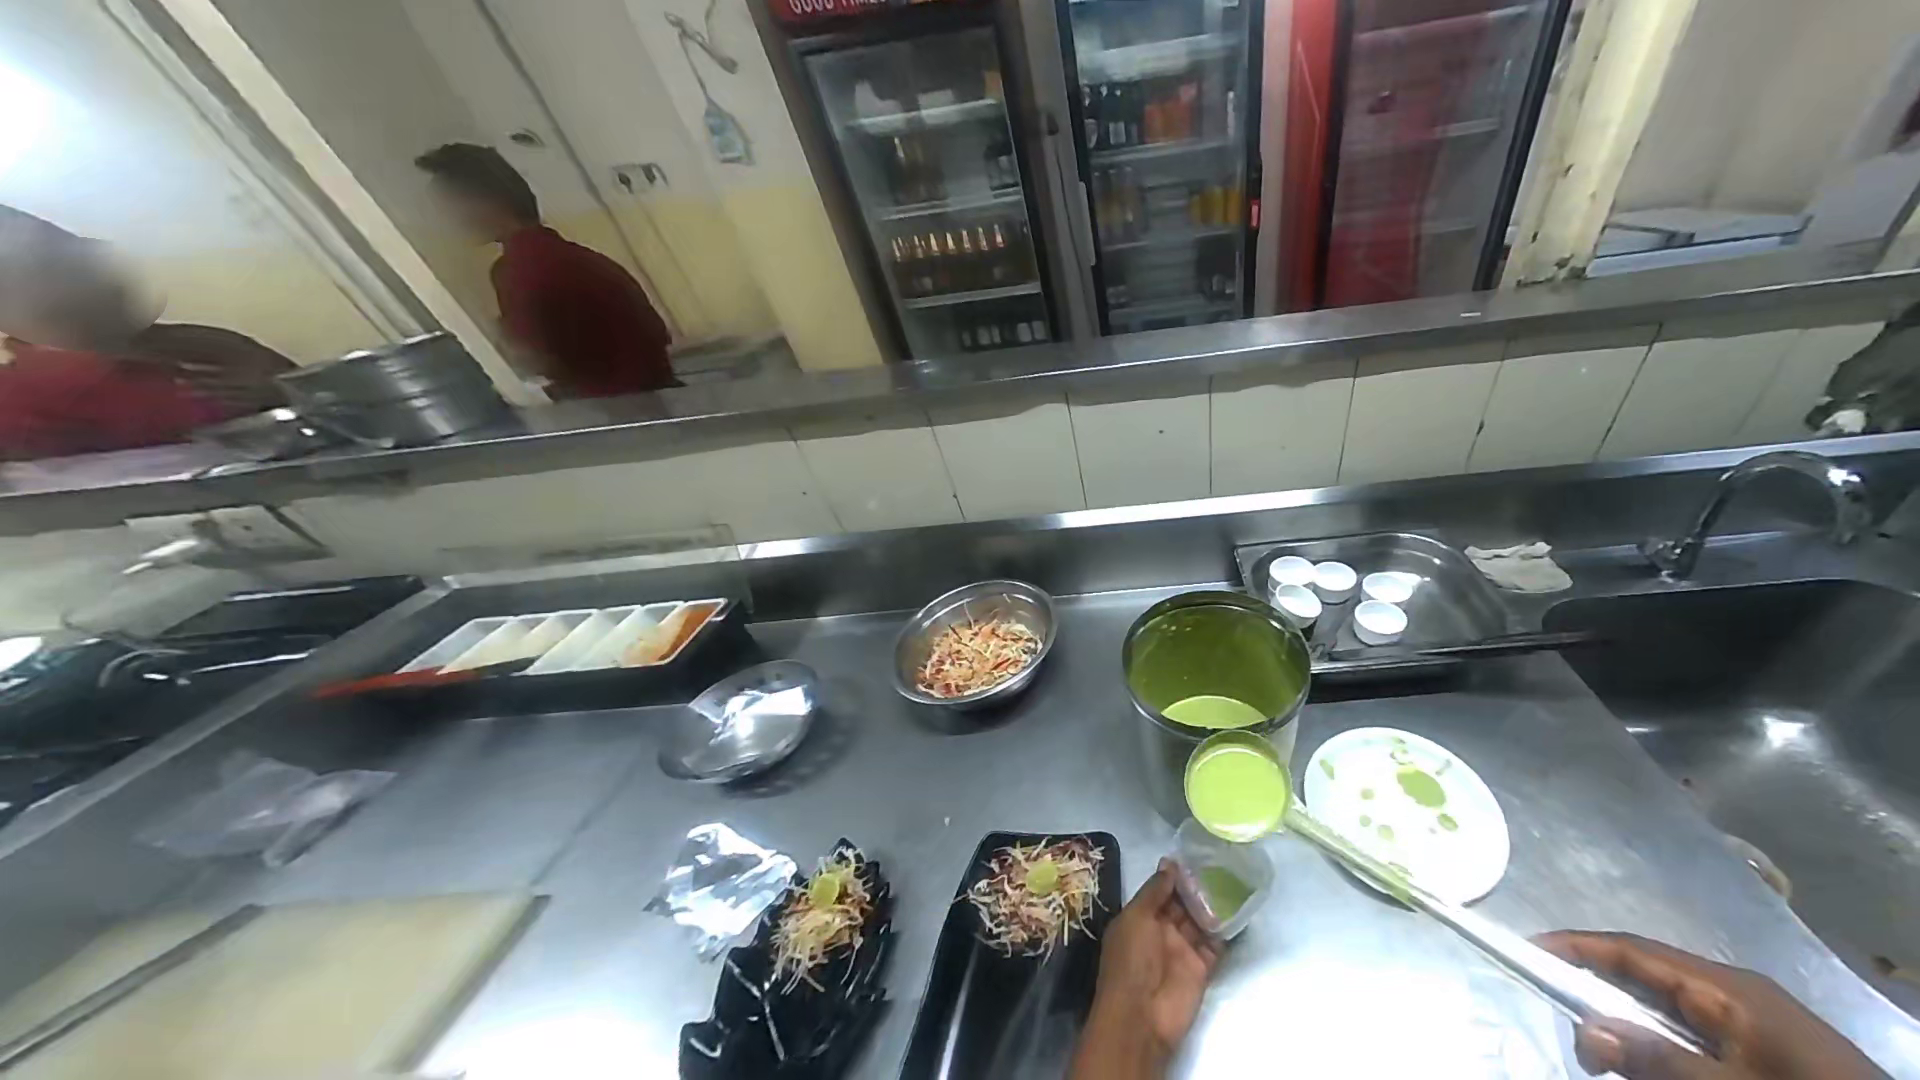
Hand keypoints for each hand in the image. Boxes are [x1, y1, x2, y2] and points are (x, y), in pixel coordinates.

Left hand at [1070, 861, 1220, 1079]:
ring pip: (1199, 921)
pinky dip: (1224, 931)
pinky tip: (1238, 912)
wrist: (1142, 1015)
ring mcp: (1182, 949)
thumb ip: (1155, 891)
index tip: (1195, 855)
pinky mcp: (1202, 968)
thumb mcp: (1136, 917)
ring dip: (1212, 906)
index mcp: (1140, 916)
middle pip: (1182, 904)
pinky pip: (1215, 945)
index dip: (1175, 875)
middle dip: (1197, 887)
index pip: (1160, 890)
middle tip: (1220, 865)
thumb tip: (1169, 863)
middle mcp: (1161, 930)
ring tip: (1232, 882)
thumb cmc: (1131, 959)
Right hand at [1536, 931, 1889, 1079]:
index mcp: (1725, 988)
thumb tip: (1584, 1033)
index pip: (1627, 950)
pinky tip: (1658, 1073)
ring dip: (1633, 1035)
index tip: (1526, 951)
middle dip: (1601, 1006)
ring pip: (1664, 1012)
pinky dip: (1664, 1051)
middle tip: (1584, 1052)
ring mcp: (1753, 1021)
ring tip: (1617, 1070)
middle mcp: (1732, 992)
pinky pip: (1693, 1036)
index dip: (1573, 946)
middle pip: (1641, 980)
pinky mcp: (1765, 1048)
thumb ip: (1658, 1061)